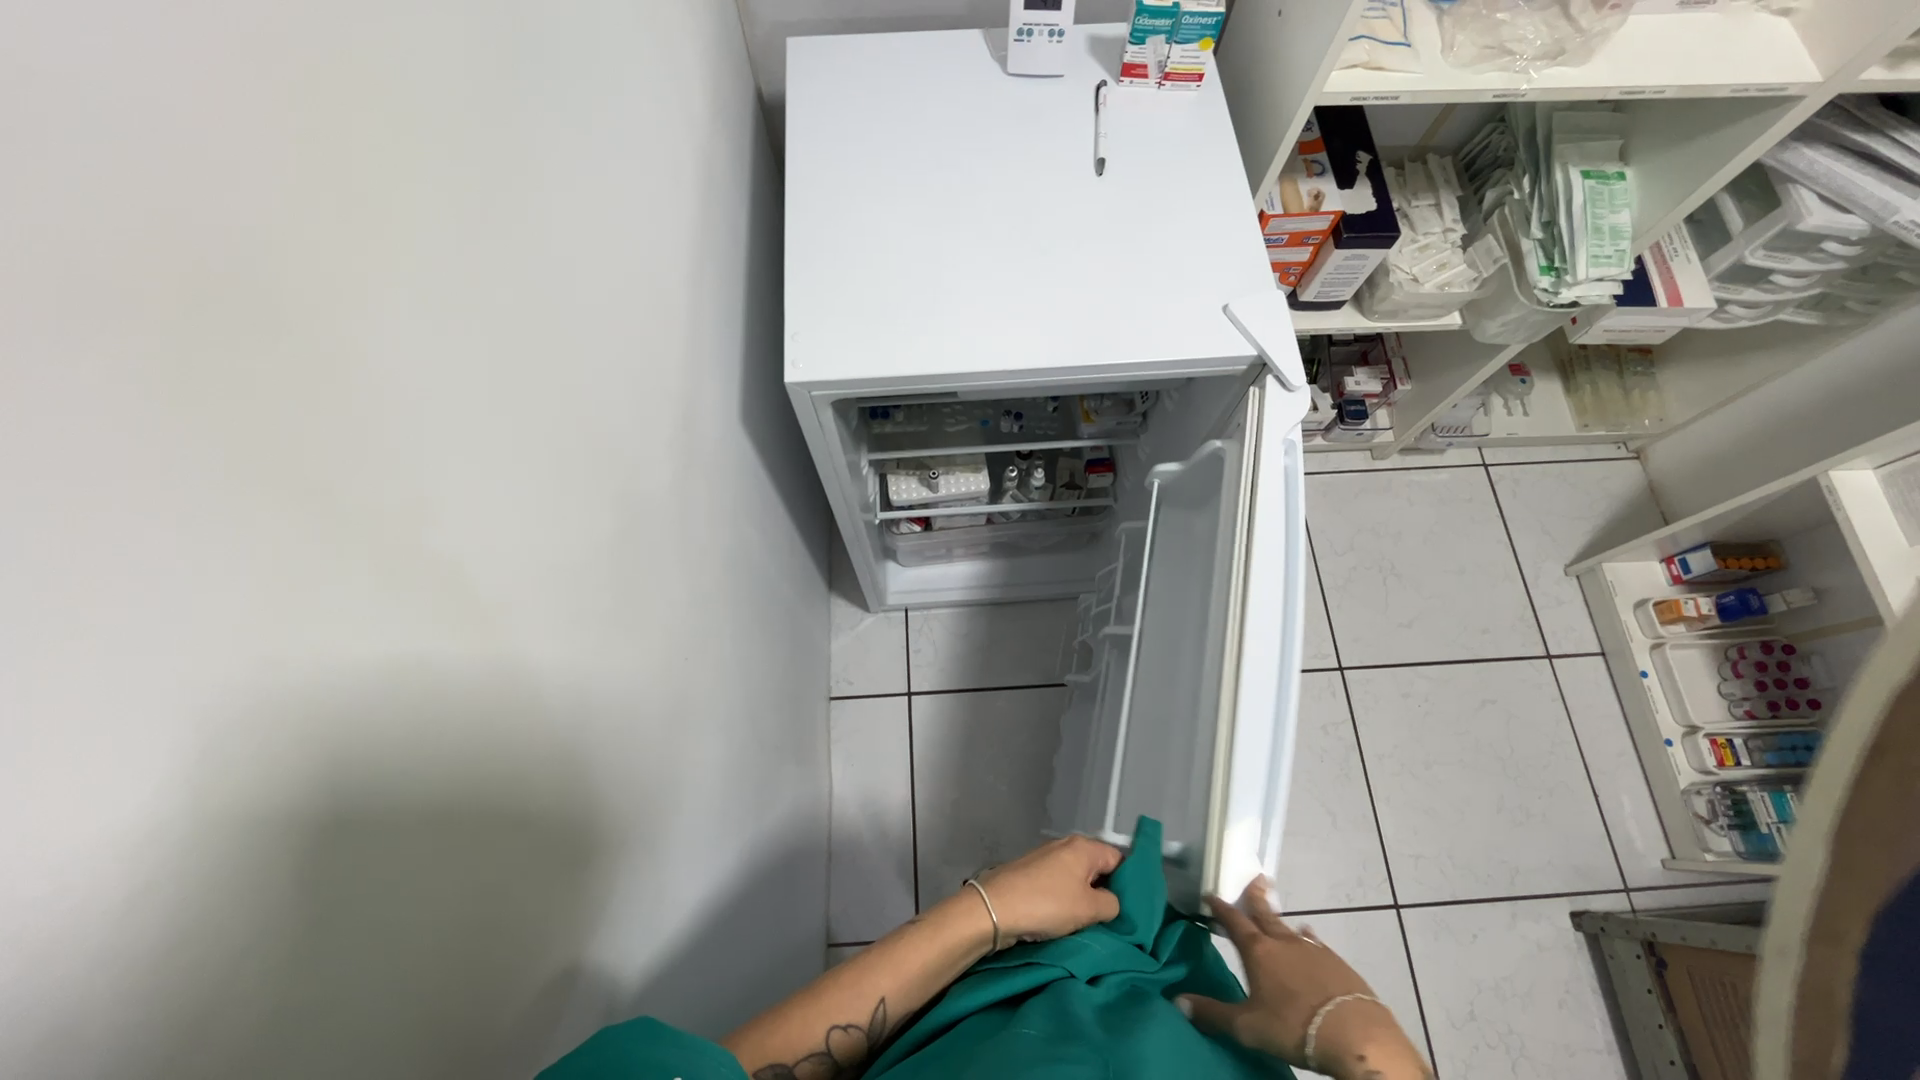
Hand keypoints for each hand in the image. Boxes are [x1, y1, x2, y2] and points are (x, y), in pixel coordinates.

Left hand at [969, 834, 1122, 945]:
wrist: (994, 908)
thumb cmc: (1047, 904)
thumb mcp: (1090, 908)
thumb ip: (1113, 904)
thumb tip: (1113, 903)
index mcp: (1085, 847)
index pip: (1120, 859)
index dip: (1130, 883)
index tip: (1134, 909)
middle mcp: (1067, 846)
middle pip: (1099, 869)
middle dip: (1107, 893)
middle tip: (1116, 921)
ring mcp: (1047, 860)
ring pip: (1079, 880)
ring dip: (1086, 900)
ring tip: (1093, 925)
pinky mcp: (1033, 875)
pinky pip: (1060, 887)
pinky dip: (1067, 902)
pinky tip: (1068, 921)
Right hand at [1177, 877, 1428, 1078]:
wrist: (1355, 1034)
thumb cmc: (1293, 1026)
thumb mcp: (1247, 1026)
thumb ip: (1212, 1013)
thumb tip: (1177, 1001)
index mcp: (1258, 952)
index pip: (1234, 922)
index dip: (1220, 908)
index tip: (1210, 894)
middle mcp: (1284, 943)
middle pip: (1265, 914)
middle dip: (1255, 896)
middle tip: (1254, 877)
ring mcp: (1314, 951)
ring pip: (1291, 928)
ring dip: (1280, 918)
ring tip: (1277, 912)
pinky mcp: (1337, 964)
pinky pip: (1315, 943)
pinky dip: (1307, 939)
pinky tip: (1309, 939)